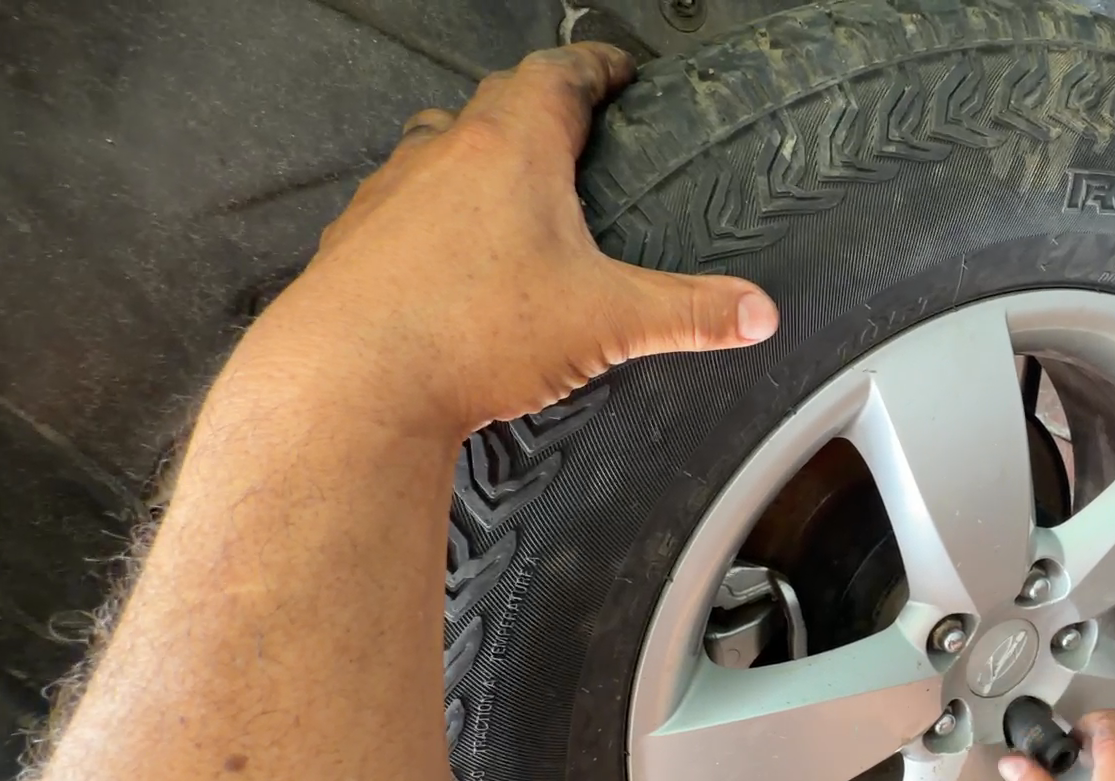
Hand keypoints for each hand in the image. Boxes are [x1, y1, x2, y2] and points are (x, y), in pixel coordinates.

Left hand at [232, 42, 778, 440]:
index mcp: (510, 154)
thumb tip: (757, 311)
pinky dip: (446, 215)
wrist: (356, 381)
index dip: (594, 66)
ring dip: (485, 157)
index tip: (616, 67)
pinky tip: (468, 259)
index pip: (558, 77)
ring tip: (523, 192)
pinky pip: (412, 206)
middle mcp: (444, 158)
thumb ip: (692, 312)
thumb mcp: (612, 321)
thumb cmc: (473, 331)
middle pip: (498, 105)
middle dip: (543, 107)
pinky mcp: (365, 242)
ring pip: (445, 150)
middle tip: (578, 129)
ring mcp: (394, 195)